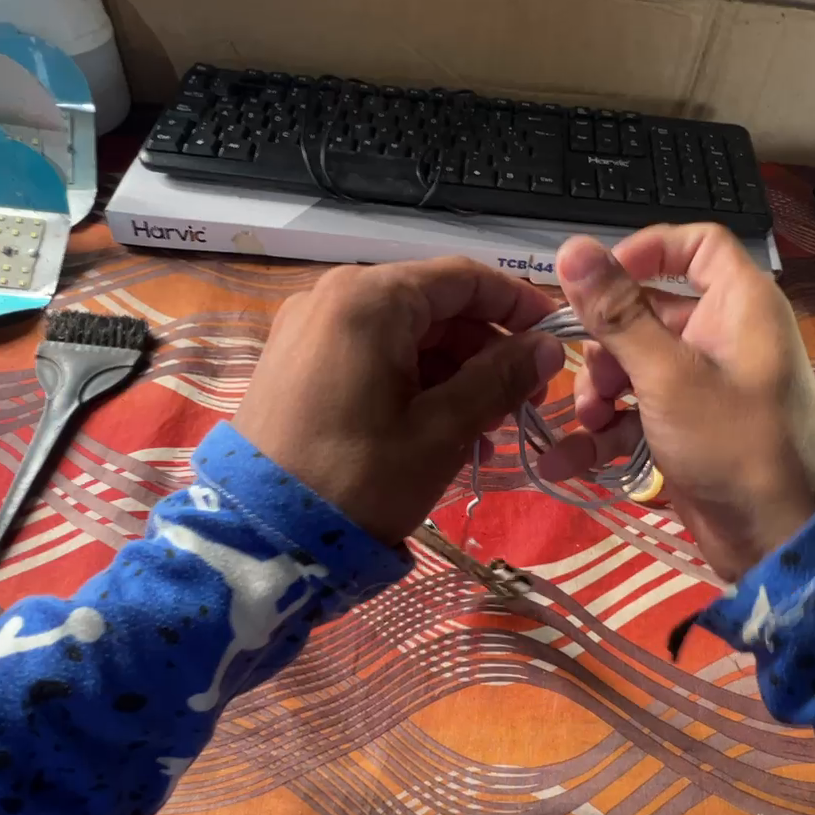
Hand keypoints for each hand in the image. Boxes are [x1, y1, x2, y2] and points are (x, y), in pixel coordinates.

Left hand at [234, 257, 565, 543]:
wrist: (261, 536)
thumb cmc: (361, 478)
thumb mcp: (442, 431)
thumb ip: (499, 379)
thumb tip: (547, 347)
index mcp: (370, 299)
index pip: (463, 279)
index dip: (516, 304)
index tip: (553, 337)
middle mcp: (334, 297)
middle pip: (433, 307)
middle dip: (483, 351)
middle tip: (519, 402)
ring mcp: (309, 329)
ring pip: (404, 336)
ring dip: (451, 375)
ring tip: (483, 431)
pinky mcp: (296, 364)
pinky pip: (371, 358)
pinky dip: (411, 385)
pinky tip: (438, 432)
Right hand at [537, 224, 814, 580]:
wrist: (775, 541)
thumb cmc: (731, 444)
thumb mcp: (667, 376)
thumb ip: (616, 314)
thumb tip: (571, 247)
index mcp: (737, 304)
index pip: (695, 244)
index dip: (644, 252)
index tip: (596, 282)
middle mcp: (721, 334)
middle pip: (647, 311)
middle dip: (606, 346)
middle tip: (587, 380)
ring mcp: (703, 383)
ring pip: (634, 364)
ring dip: (599, 392)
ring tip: (587, 423)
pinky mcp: (686, 425)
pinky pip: (637, 411)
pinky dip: (606, 432)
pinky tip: (564, 461)